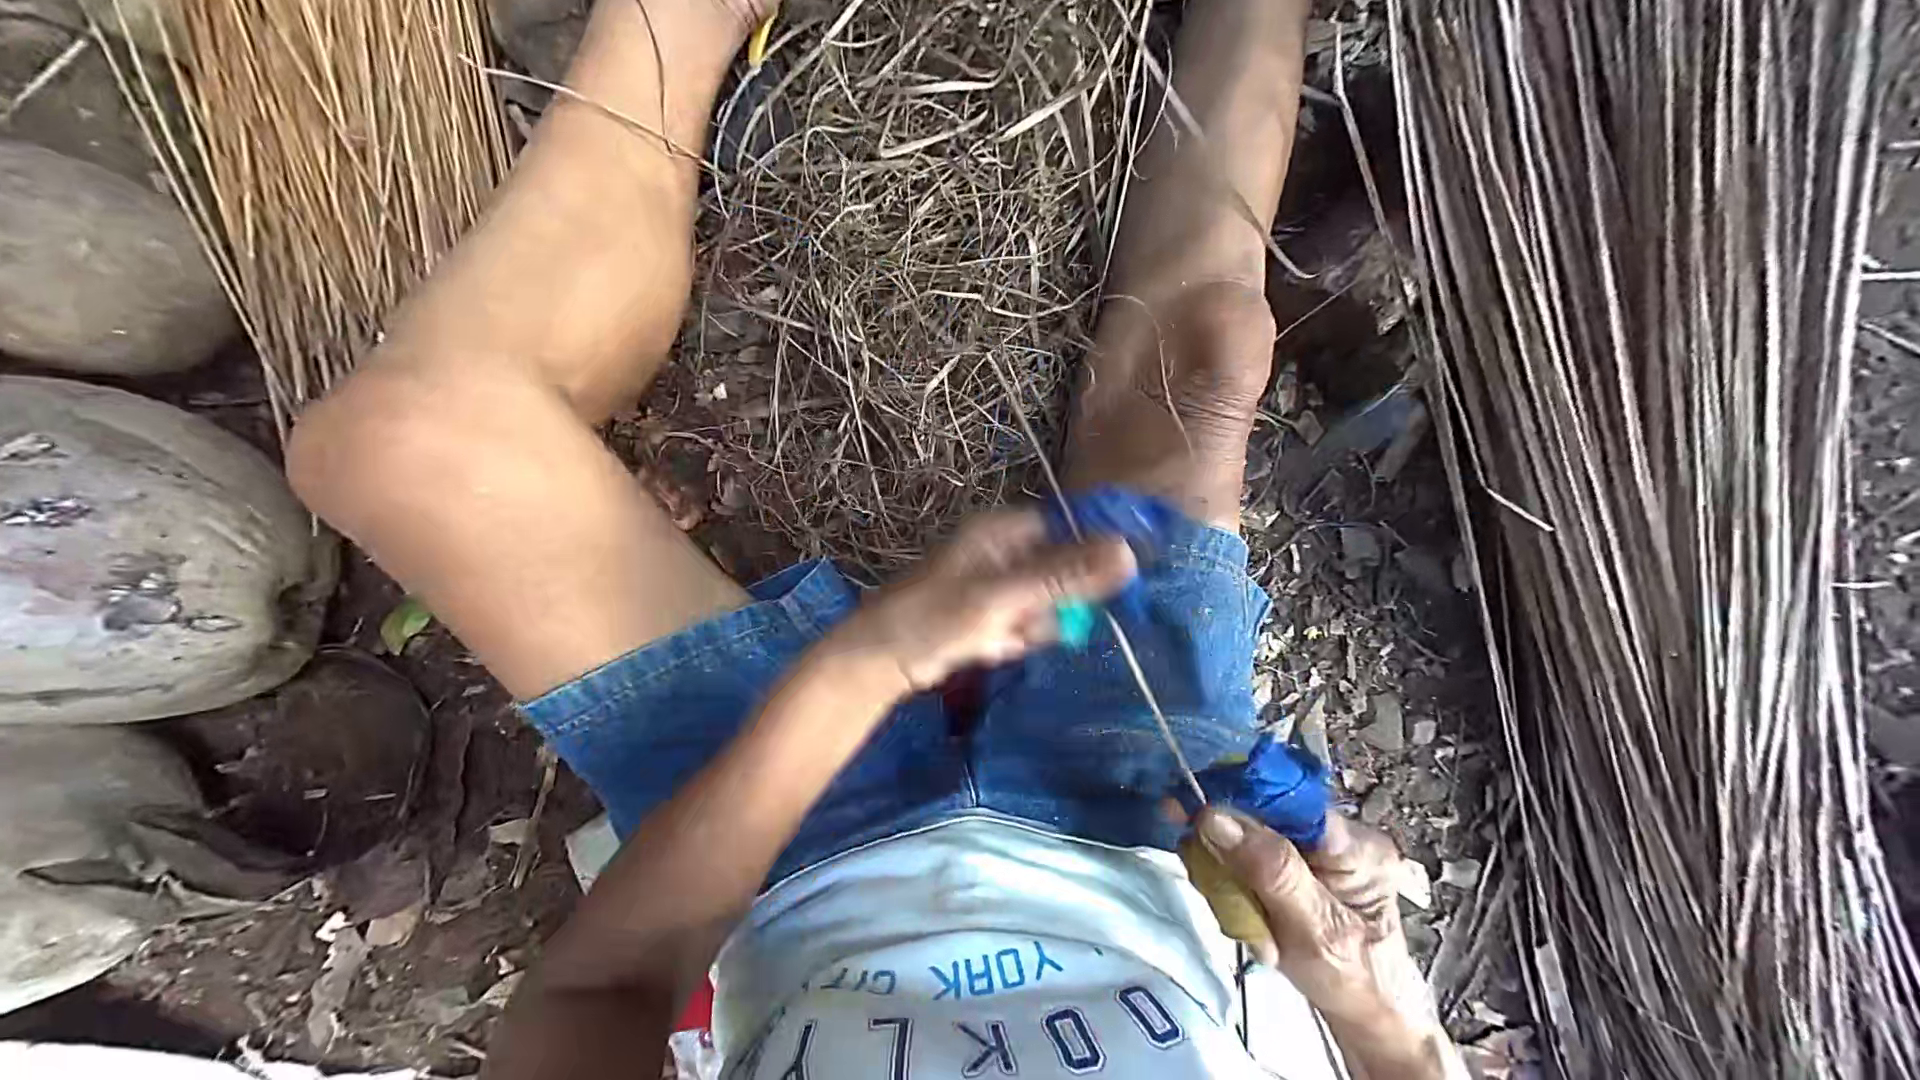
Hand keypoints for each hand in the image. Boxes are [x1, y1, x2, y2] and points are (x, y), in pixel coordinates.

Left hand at [828, 508, 1136, 691]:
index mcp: (1004, 531)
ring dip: (1031, 627)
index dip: (1088, 559)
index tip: (1099, 592)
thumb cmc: (935, 617)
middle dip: (1052, 606)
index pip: (1068, 531)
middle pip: (1061, 572)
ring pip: (1047, 604)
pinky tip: (989, 647)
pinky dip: (1014, 639)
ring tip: (1001, 637)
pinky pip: (1025, 624)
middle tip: (1026, 623)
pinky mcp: (991, 613)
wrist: (881, 660)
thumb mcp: (1003, 596)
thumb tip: (1128, 551)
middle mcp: (1004, 551)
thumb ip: (1064, 576)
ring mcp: (997, 584)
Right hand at [1194, 808, 1459, 1078]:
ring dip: (1223, 870)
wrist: (1367, 1018)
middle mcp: (1332, 832)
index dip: (1231, 797)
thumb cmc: (1352, 983)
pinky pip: (1242, 852)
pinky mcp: (1289, 861)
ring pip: (1241, 831)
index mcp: (1354, 843)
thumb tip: (1214, 816)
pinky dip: (1228, 878)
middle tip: (1201, 874)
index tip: (1184, 812)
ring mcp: (1309, 846)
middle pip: (1255, 811)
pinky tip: (1236, 908)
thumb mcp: (1316, 934)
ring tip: (1233, 913)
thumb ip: (1270, 871)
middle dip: (1222, 846)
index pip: (1283, 796)